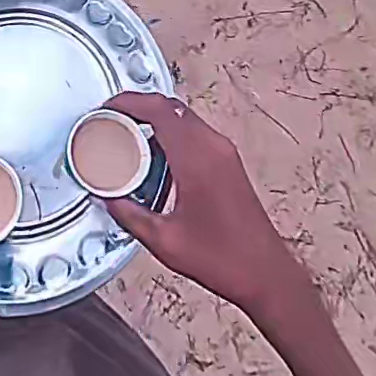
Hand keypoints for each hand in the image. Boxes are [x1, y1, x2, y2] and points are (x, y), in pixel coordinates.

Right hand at [102, 92, 308, 317]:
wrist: (266, 274)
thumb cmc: (223, 259)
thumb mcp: (164, 240)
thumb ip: (130, 215)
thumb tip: (109, 199)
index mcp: (196, 159)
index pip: (159, 110)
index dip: (130, 101)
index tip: (109, 107)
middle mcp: (213, 147)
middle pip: (170, 106)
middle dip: (139, 106)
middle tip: (114, 119)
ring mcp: (224, 152)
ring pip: (183, 116)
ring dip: (156, 119)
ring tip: (131, 136)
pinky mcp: (228, 161)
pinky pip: (195, 131)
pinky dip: (172, 132)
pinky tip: (157, 156)